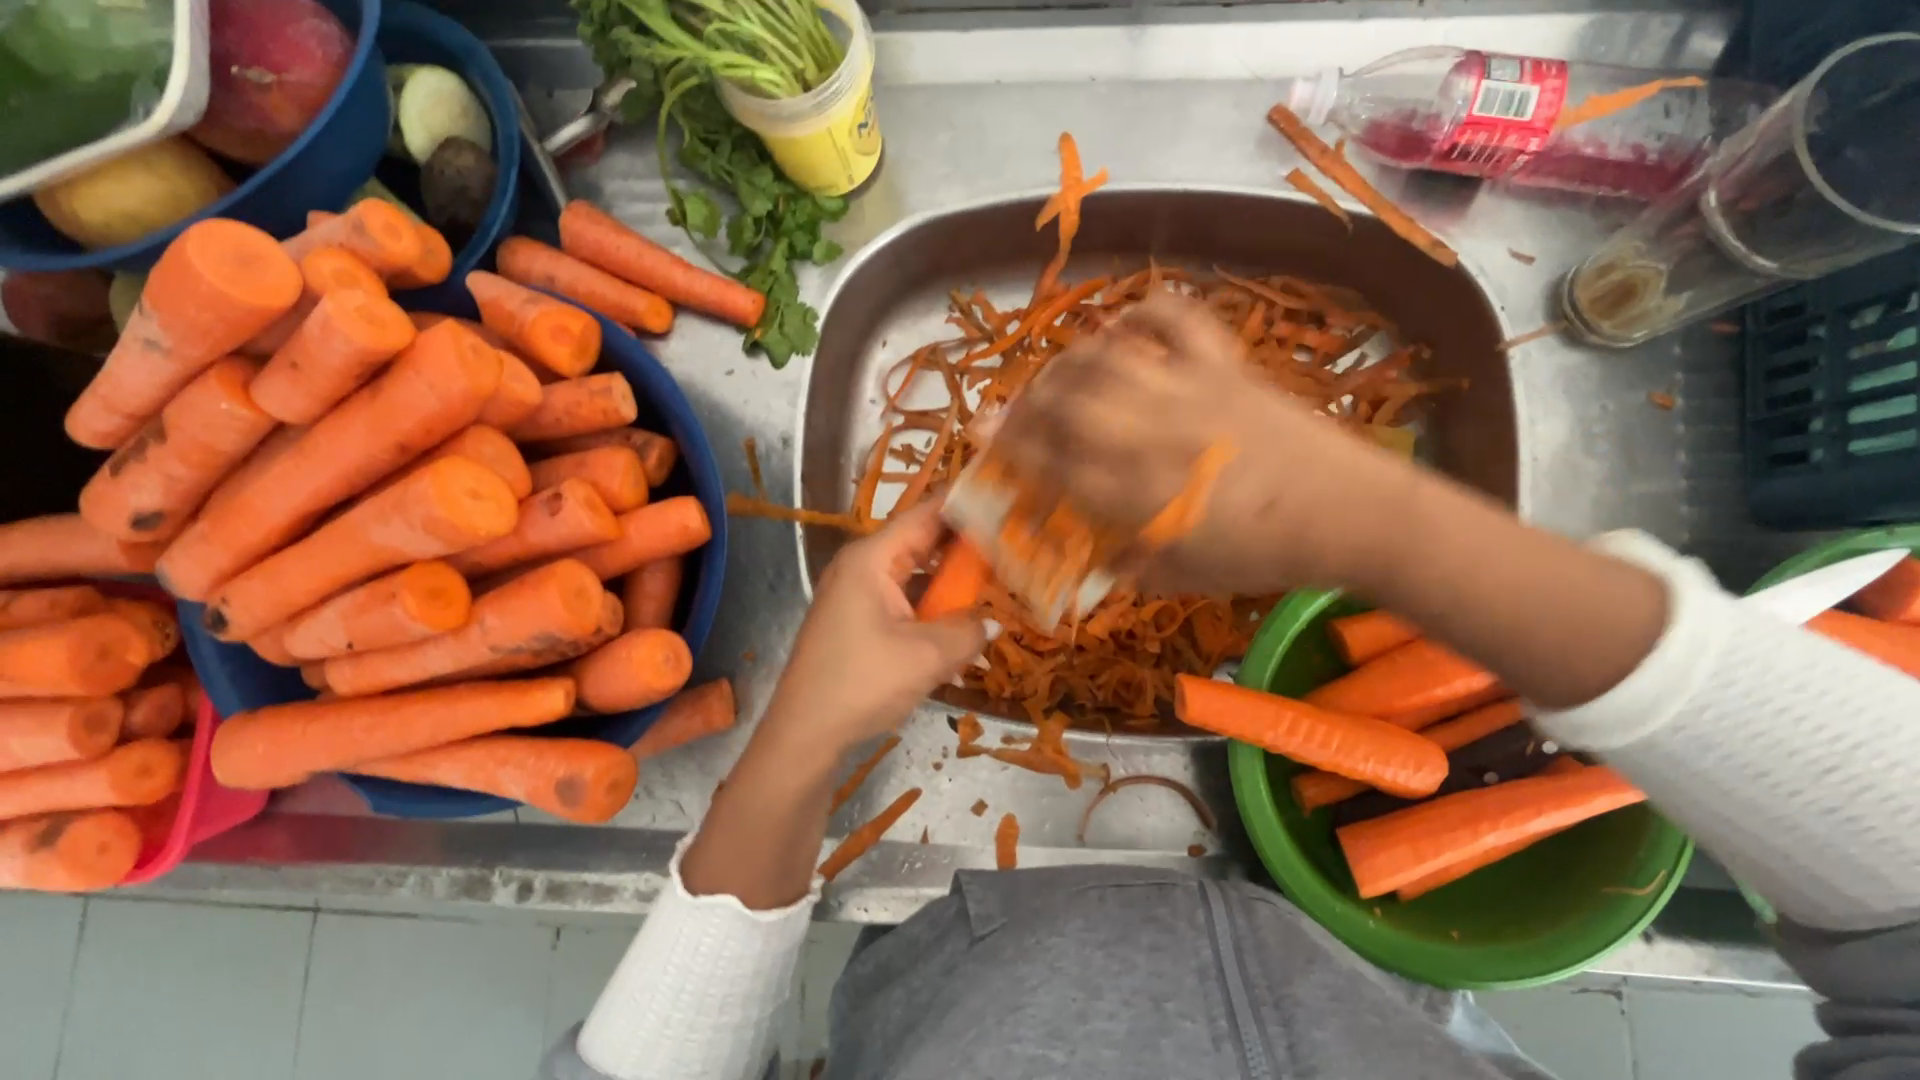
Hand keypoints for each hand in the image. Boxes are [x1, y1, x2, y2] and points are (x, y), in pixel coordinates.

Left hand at [760, 500, 985, 754]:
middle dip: (965, 546)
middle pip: (921, 542)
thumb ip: (968, 630)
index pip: (926, 514)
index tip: (1005, 501)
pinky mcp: (858, 624)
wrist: (805, 736)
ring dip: (950, 584)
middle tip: (1013, 546)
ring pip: (914, 576)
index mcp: (871, 559)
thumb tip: (993, 622)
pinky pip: (903, 603)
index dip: (966, 505)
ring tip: (996, 583)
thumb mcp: (927, 656)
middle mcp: (861, 568)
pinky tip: (962, 627)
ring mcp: (857, 597)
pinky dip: (932, 610)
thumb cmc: (862, 683)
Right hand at [990, 293, 1415, 596]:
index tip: (981, 438)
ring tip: (1051, 375)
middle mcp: (1151, 433)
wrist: (1350, 513)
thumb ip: (1129, 562)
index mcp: (1137, 493)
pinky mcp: (1224, 366)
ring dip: (1066, 363)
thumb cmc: (1263, 556)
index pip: (1052, 462)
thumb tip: (1092, 554)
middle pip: (1066, 402)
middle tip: (1007, 411)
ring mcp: (1188, 390)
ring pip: (1106, 358)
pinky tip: (1118, 327)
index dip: (1009, 448)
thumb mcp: (1184, 577)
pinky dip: (1141, 312)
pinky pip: (1175, 321)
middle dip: (1023, 404)